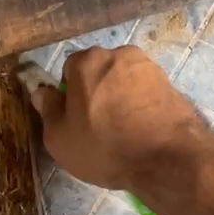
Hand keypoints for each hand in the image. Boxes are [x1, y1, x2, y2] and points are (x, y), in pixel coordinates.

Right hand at [29, 47, 213, 191]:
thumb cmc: (103, 147)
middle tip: (97, 126)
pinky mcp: (172, 85)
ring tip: (123, 133)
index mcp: (87, 61)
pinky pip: (146, 94)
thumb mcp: (60, 138)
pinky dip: (142, 107)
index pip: (69, 69)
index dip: (68, 94)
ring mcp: (150, 68)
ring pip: (124, 82)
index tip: (73, 118)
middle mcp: (119, 55)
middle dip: (96, 93)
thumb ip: (48, 109)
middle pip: (99, 73)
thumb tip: (41, 91)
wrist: (166, 159)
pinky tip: (142, 132)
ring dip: (120, 99)